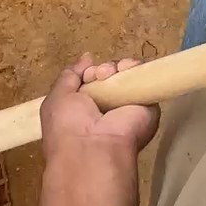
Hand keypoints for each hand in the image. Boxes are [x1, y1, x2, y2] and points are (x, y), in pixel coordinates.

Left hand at [40, 54, 160, 163]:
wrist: (94, 147)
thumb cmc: (68, 127)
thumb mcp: (57, 100)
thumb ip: (69, 76)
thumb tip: (87, 58)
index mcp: (88, 108)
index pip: (95, 80)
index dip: (90, 71)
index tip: (87, 75)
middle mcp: (110, 105)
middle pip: (114, 74)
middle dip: (105, 68)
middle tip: (99, 74)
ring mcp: (130, 103)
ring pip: (130, 73)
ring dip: (119, 66)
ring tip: (111, 73)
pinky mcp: (149, 102)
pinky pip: (146, 76)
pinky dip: (137, 67)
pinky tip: (126, 70)